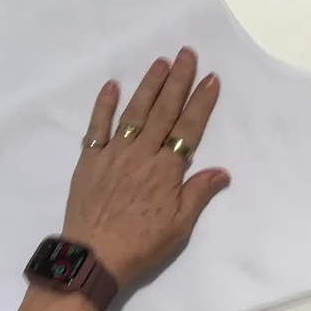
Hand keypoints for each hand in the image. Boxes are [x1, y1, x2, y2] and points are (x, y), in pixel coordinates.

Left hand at [63, 48, 230, 286]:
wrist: (93, 257)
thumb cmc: (140, 246)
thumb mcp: (178, 227)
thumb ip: (198, 194)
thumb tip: (221, 171)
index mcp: (166, 170)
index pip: (188, 128)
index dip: (201, 103)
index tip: (211, 79)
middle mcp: (141, 154)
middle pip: (163, 111)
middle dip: (178, 80)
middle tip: (187, 54)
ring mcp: (113, 154)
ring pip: (134, 112)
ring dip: (148, 85)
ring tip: (160, 62)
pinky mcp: (89, 160)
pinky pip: (97, 127)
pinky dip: (104, 105)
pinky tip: (112, 86)